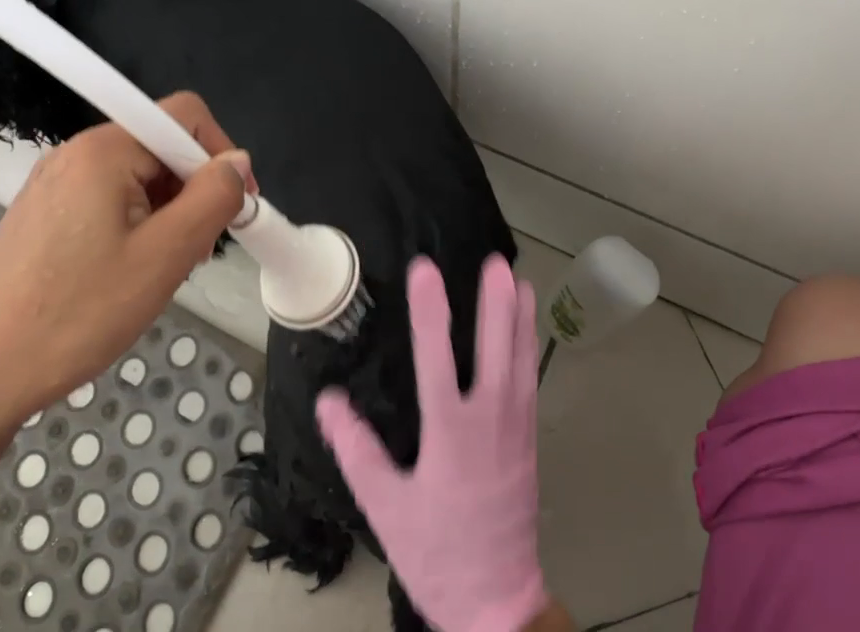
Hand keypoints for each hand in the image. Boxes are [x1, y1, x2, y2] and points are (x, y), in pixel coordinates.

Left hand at [0, 91, 253, 417]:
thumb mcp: (163, 257)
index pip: (184, 116)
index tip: (236, 209)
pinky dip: (133, 228)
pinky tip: (126, 277)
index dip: (222, 155)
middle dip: (192, 191)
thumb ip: (212, 199)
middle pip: (159, 147)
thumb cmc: (77, 314)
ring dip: (165, 215)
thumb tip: (239, 163)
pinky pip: (106, 203)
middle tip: (195, 254)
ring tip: (159, 273)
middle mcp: (75, 153)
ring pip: (135, 180)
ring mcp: (53, 185)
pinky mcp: (41, 216)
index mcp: (103, 150)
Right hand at [317, 256, 548, 631]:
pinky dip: (530, 351)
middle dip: (496, 304)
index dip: (430, 311)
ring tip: (522, 280)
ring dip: (520, 320)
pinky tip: (527, 334)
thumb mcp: (384, 505)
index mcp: (452, 434)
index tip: (426, 270)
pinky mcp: (529, 444)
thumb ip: (356, 450)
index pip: (438, 359)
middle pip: (496, 351)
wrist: (495, 601)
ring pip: (521, 363)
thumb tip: (328, 401)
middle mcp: (490, 423)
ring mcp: (516, 432)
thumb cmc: (434, 551)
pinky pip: (531, 385)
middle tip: (497, 261)